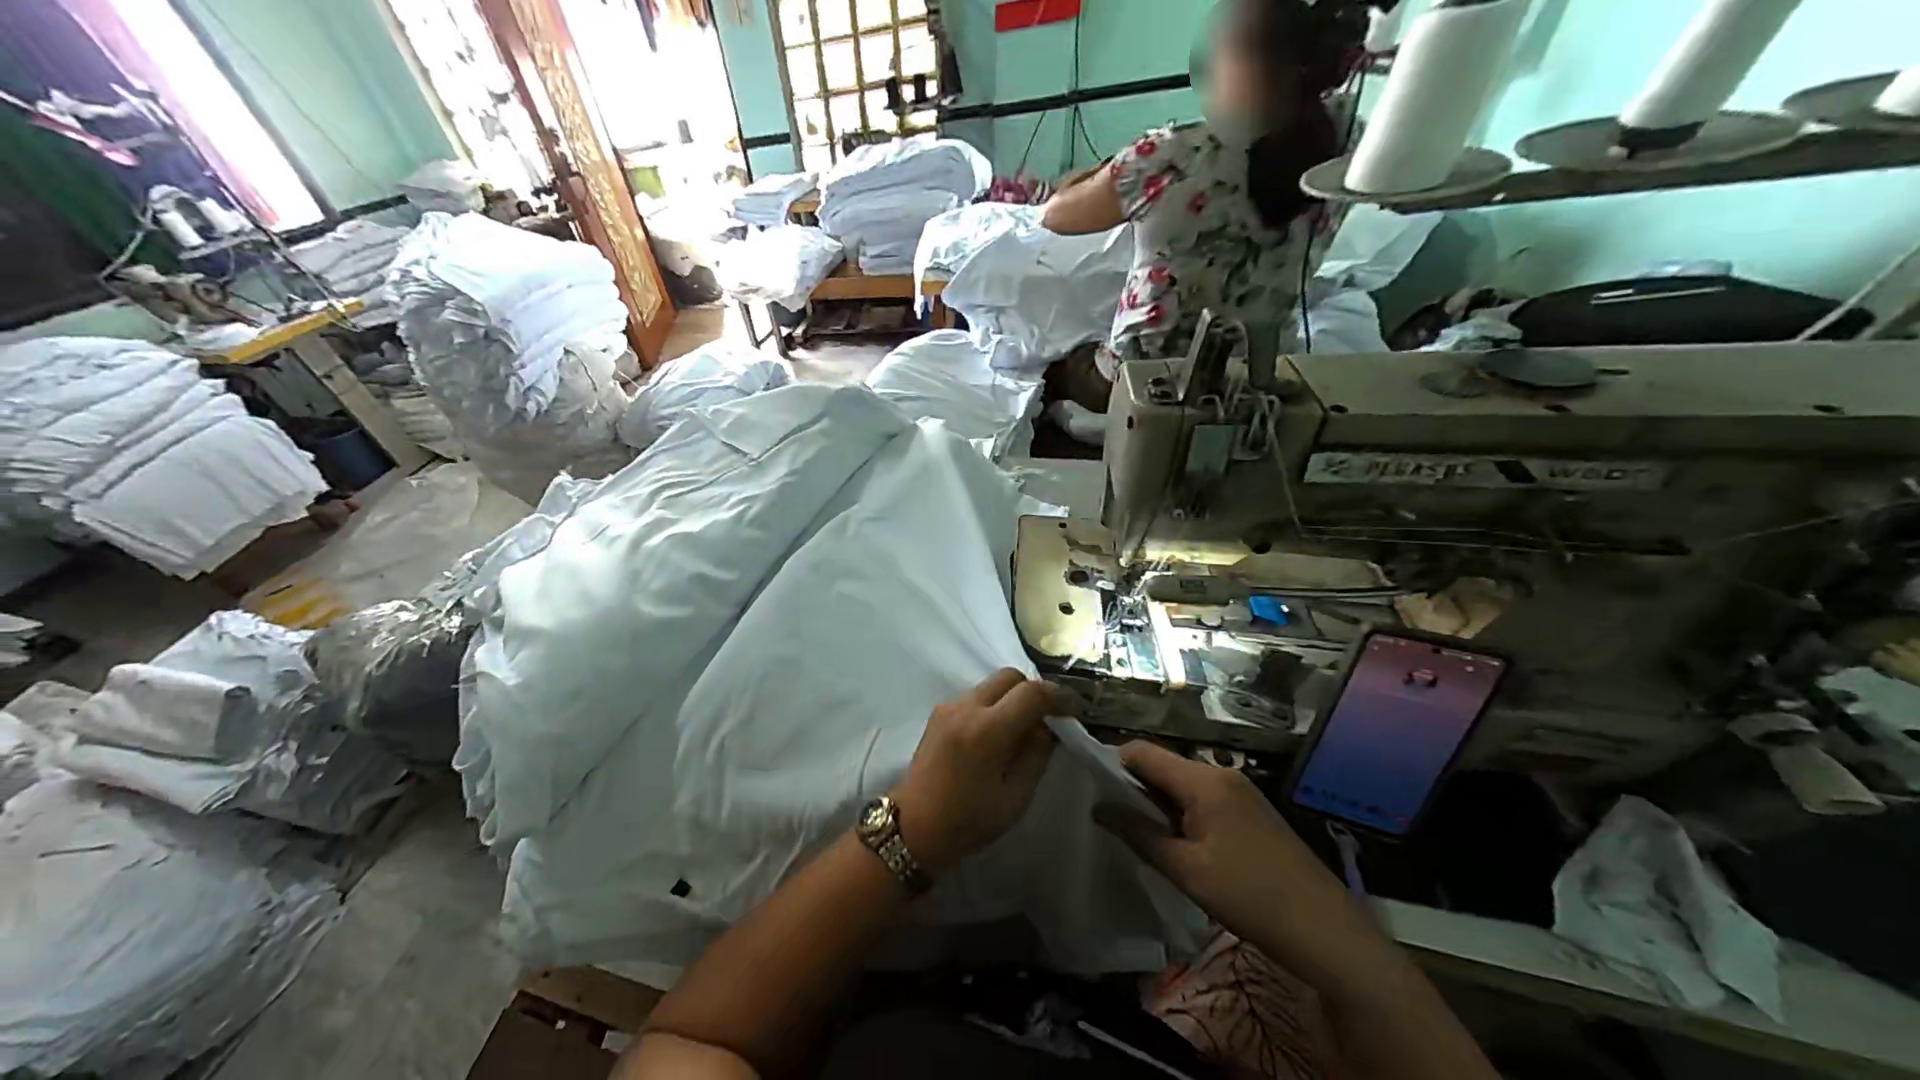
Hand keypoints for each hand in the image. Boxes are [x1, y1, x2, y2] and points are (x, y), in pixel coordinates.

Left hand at [890, 669, 1057, 873]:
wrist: (912, 828)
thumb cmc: (967, 822)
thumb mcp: (1015, 798)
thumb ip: (1036, 755)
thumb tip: (1048, 727)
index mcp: (987, 730)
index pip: (1032, 693)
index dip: (1059, 696)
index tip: (1074, 709)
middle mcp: (966, 707)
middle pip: (1010, 676)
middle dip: (1034, 691)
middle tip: (1048, 718)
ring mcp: (948, 706)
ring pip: (991, 683)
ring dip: (1012, 697)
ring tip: (1021, 729)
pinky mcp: (938, 712)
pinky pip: (975, 695)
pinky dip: (993, 704)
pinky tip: (997, 734)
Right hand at [1099, 741, 1347, 938]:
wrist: (1324, 928)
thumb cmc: (1248, 896)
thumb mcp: (1185, 869)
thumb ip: (1138, 833)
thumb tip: (1099, 809)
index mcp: (1203, 780)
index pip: (1142, 752)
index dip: (1112, 765)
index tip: (1092, 791)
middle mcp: (1221, 774)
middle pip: (1163, 765)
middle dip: (1135, 787)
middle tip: (1112, 818)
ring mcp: (1240, 790)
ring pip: (1182, 783)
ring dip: (1159, 802)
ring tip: (1140, 834)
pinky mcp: (1251, 809)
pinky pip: (1204, 797)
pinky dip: (1182, 811)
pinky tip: (1177, 842)